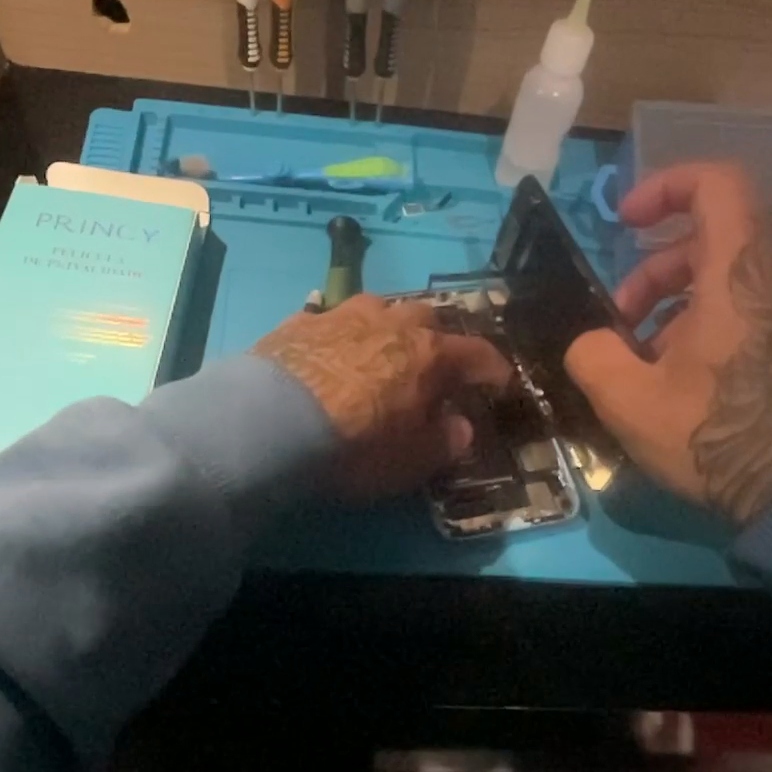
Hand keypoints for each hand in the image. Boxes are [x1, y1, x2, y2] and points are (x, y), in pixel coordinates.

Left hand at [250, 295, 511, 498]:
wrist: (270, 423)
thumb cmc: (354, 447)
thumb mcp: (408, 462)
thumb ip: (442, 443)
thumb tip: (461, 428)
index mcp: (430, 355)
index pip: (477, 355)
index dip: (494, 371)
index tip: (501, 384)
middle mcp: (393, 322)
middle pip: (429, 321)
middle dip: (439, 343)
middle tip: (435, 368)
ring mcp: (344, 315)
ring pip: (381, 309)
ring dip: (390, 329)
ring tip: (384, 350)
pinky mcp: (301, 320)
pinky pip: (333, 320)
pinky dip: (342, 335)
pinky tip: (332, 350)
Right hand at [566, 164, 771, 525]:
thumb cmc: (711, 437)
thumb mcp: (627, 401)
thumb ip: (592, 355)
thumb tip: (592, 343)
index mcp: (737, 276)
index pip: (717, 185)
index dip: (665, 186)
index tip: (625, 222)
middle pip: (711, 241)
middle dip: (653, 271)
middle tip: (619, 322)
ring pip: (727, 282)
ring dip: (674, 306)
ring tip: (644, 361)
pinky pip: (748, 314)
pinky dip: (706, 327)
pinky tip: (682, 382)